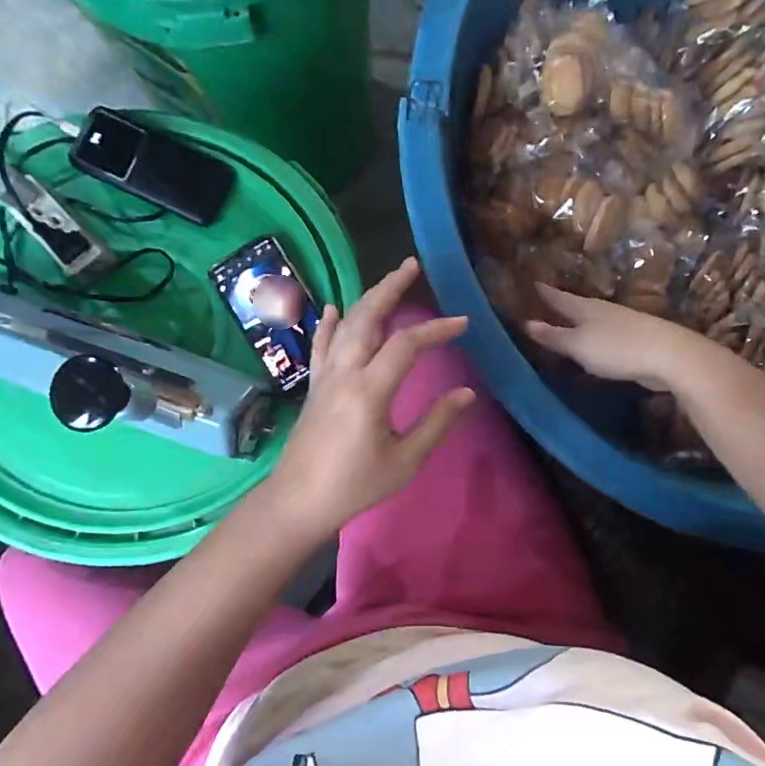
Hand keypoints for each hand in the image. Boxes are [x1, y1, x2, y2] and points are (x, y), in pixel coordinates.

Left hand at [261, 258, 474, 534]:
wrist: (298, 500)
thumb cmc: (354, 486)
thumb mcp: (404, 461)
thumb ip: (435, 423)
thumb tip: (466, 393)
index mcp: (369, 390)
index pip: (406, 344)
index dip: (436, 330)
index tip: (463, 325)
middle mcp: (343, 373)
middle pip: (367, 318)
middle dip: (389, 288)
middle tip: (411, 266)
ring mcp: (324, 378)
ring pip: (344, 327)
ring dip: (365, 300)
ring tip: (386, 282)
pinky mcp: (314, 388)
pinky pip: (320, 347)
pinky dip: (328, 325)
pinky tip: (332, 309)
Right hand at [523, 284, 726, 391]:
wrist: (671, 356)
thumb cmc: (617, 348)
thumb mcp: (578, 345)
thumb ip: (552, 336)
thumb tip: (526, 323)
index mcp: (584, 308)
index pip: (557, 296)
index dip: (542, 291)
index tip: (528, 283)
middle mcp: (601, 310)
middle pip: (574, 305)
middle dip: (557, 304)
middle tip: (538, 303)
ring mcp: (620, 323)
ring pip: (589, 318)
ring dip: (574, 320)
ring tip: (559, 322)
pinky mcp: (632, 338)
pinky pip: (602, 332)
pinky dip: (589, 334)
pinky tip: (587, 342)